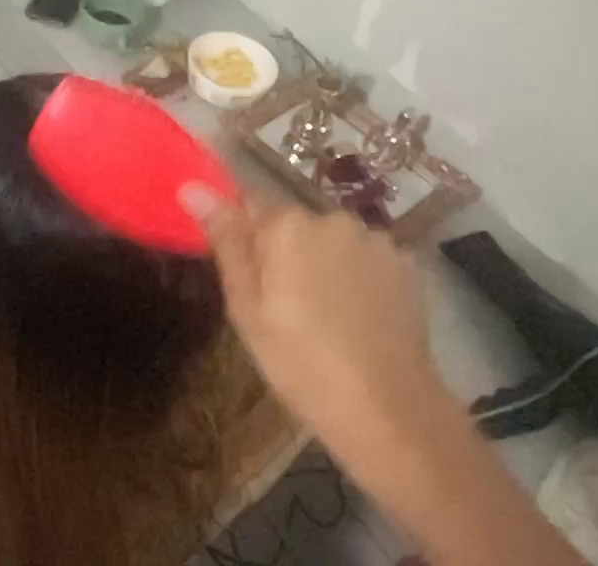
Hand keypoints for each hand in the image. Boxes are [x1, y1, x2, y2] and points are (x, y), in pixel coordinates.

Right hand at [181, 186, 442, 450]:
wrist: (388, 409)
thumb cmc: (301, 362)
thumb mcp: (247, 308)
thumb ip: (225, 241)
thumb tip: (192, 188)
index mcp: (286, 225)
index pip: (248, 206)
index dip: (243, 238)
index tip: (247, 274)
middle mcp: (332, 218)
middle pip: (293, 224)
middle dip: (285, 252)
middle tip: (282, 306)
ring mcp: (374, 239)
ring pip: (331, 241)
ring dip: (323, 263)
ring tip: (325, 316)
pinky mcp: (405, 263)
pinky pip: (365, 258)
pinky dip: (357, 277)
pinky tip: (357, 316)